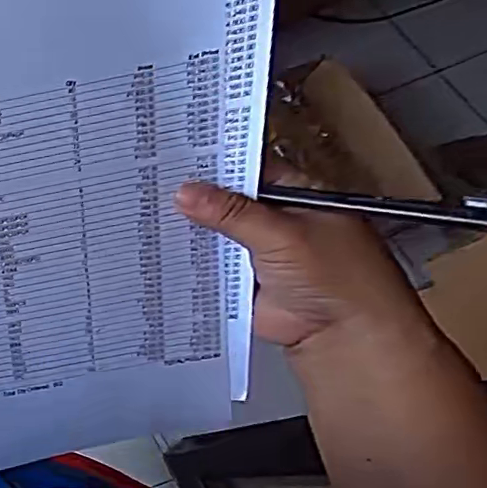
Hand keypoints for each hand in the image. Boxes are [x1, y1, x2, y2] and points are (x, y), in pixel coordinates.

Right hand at [174, 169, 436, 355]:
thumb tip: (187, 193)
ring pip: (213, 233)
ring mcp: (254, 249)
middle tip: (154, 184)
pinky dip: (187, 259)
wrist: (339, 331)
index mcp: (295, 193)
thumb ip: (232, 213)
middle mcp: (274, 218)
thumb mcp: (282, 233)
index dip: (217, 161)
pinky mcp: (238, 278)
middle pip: (226, 200)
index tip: (177, 157)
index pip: (250, 167)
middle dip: (194, 197)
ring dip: (189, 229)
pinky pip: (207, 264)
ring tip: (147, 213)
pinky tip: (160, 249)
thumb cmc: (335, 276)